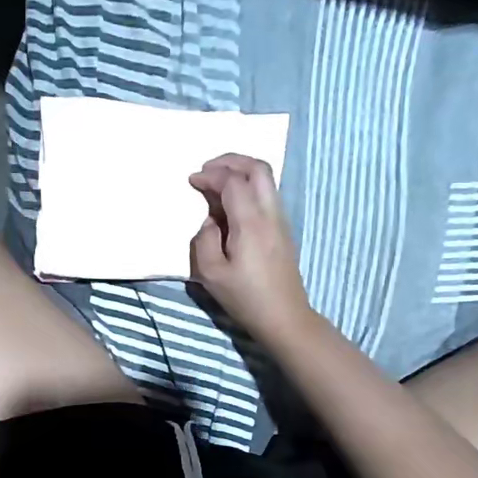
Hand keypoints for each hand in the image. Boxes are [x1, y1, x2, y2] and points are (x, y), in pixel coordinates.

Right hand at [188, 154, 312, 337]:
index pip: (232, 181)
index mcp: (250, 222)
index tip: (192, 181)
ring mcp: (280, 221)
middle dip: (231, 161)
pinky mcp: (283, 231)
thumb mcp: (211, 274)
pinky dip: (249, 188)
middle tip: (208, 169)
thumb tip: (210, 221)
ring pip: (266, 180)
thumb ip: (204, 240)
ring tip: (218, 185)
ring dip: (242, 173)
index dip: (210, 176)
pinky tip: (233, 205)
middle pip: (257, 168)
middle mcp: (270, 214)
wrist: (284, 317)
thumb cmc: (246, 298)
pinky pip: (268, 195)